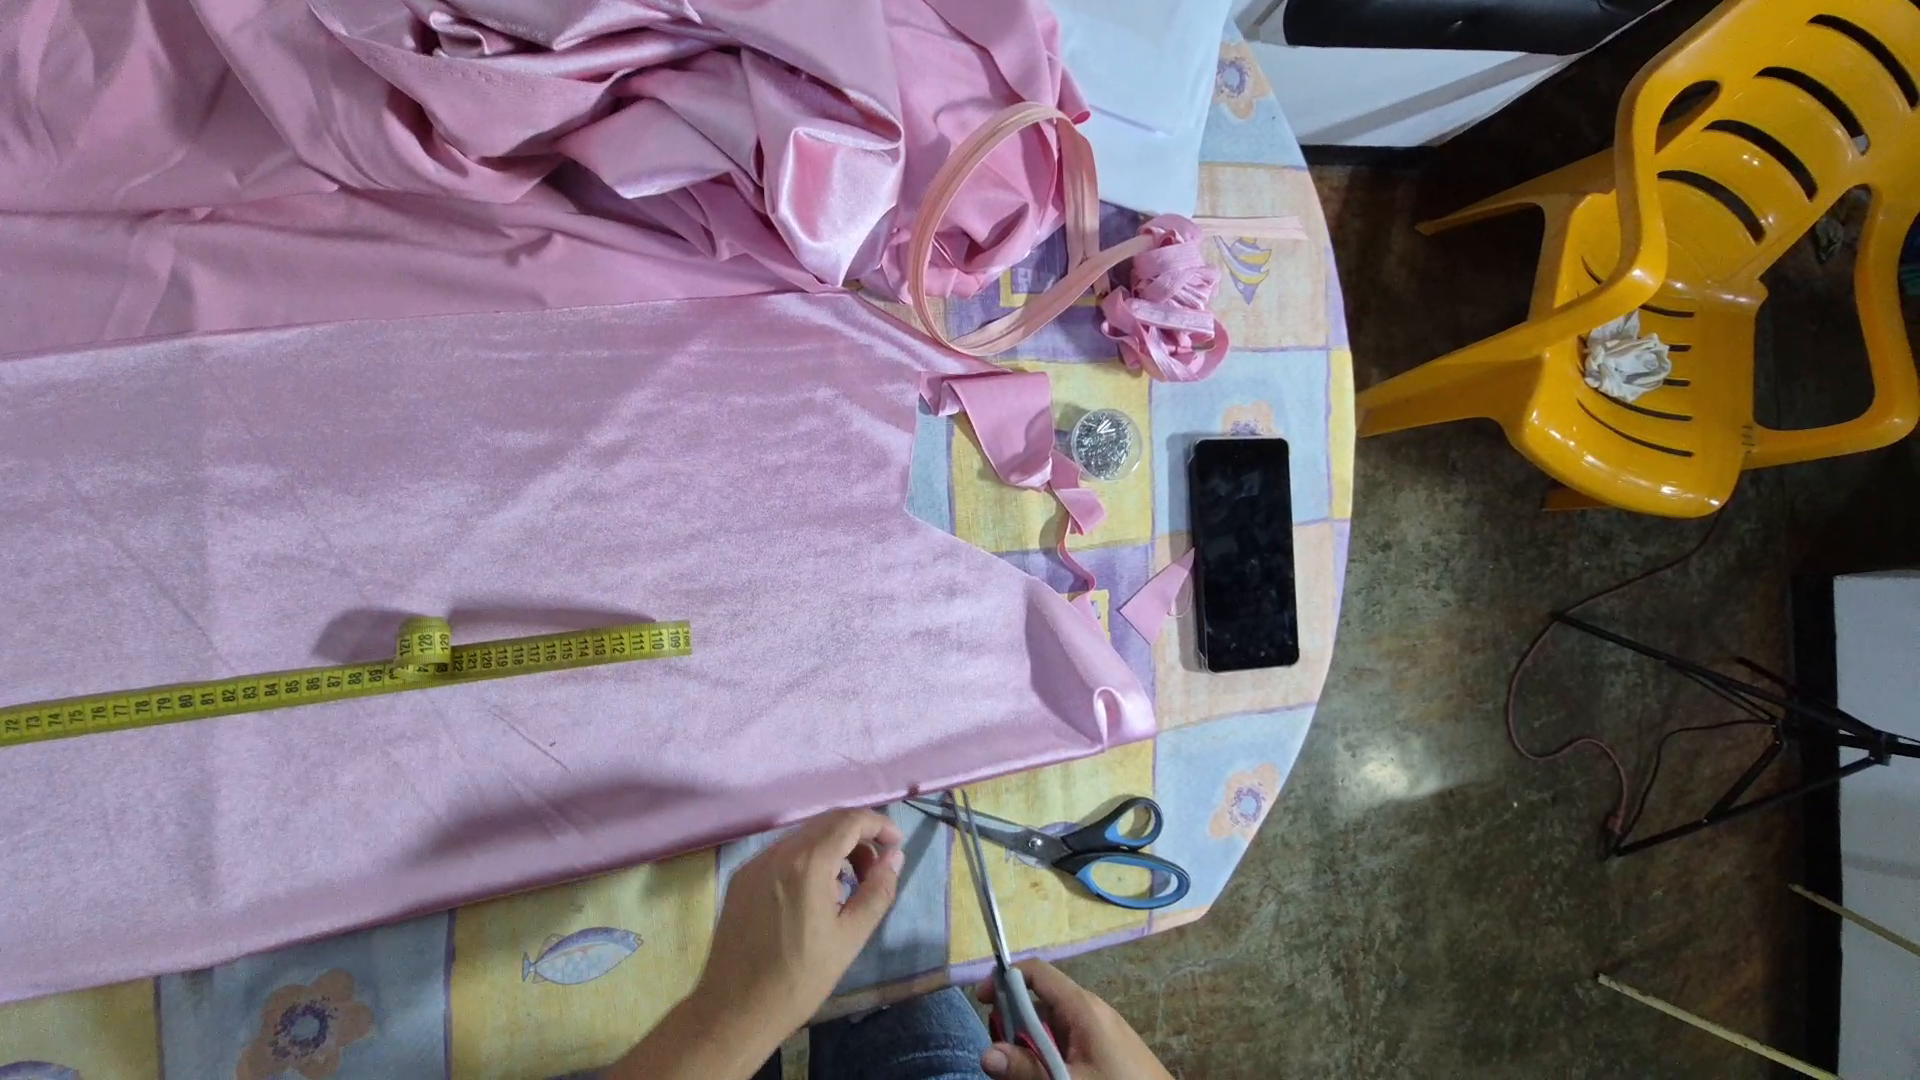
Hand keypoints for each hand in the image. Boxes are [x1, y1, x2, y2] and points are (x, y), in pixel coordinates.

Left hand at [696, 809, 905, 1033]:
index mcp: (807, 863)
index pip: (850, 821)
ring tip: (846, 888)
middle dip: (858, 837)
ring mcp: (755, 863)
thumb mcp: (850, 937)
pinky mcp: (742, 878)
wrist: (734, 1013)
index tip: (896, 843)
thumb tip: (894, 857)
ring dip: (833, 848)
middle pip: (827, 823)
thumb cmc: (799, 979)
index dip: (878, 824)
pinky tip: (813, 896)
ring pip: (805, 837)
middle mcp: (778, 852)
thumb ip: (877, 891)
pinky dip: (808, 860)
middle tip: (875, 870)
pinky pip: (783, 854)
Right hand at [977, 960, 1173, 1079]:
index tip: (982, 1000)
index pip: (1036, 971)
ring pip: (1053, 1025)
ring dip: (1032, 1044)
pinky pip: (1069, 1041)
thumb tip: (985, 1053)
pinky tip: (1048, 1076)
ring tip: (1022, 1073)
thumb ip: (1027, 1069)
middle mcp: (1090, 1009)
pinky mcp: (1108, 1049)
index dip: (1006, 978)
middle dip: (1015, 1023)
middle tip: (1001, 1055)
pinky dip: (1052, 1054)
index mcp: (1081, 1005)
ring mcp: (1101, 1029)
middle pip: (1041, 1000)